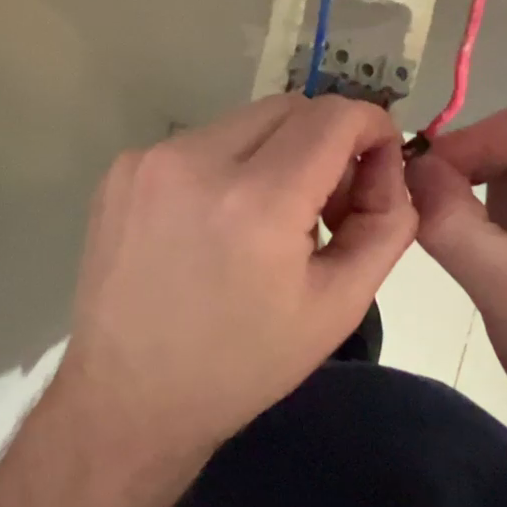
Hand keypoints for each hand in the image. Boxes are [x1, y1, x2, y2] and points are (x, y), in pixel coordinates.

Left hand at [51, 94, 416, 473]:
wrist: (129, 398)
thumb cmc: (240, 367)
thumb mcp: (338, 307)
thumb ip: (386, 225)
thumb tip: (387, 171)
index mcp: (257, 201)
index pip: (334, 115)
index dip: (372, 130)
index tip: (376, 170)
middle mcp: (195, 161)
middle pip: (288, 109)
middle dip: (323, 143)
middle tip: (324, 208)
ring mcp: (147, 162)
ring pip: (241, 124)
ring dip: (271, 155)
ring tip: (266, 223)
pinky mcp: (118, 172)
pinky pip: (195, 146)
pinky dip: (222, 169)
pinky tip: (214, 228)